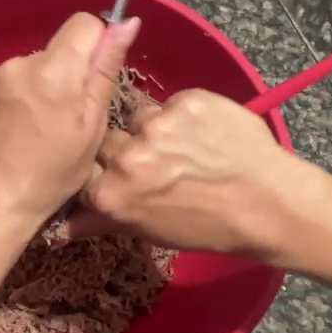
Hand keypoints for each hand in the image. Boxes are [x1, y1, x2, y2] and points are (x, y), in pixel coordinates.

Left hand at [0, 12, 140, 234]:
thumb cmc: (51, 174)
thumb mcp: (91, 126)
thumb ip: (105, 70)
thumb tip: (126, 23)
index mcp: (54, 71)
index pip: (85, 23)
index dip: (99, 44)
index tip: (97, 78)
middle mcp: (21, 63)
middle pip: (62, 46)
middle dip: (73, 71)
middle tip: (73, 117)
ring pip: (40, 63)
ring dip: (49, 84)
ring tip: (46, 127)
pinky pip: (18, 77)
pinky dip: (28, 94)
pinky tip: (25, 127)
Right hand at [67, 88, 320, 263]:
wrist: (271, 205)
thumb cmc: (210, 227)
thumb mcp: (148, 231)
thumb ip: (102, 222)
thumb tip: (61, 229)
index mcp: (111, 193)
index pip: (84, 169)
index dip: (101, 171)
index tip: (117, 176)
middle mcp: (127, 156)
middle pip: (108, 139)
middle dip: (126, 149)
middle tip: (156, 164)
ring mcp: (158, 124)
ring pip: (140, 118)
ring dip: (155, 130)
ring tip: (186, 149)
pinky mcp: (188, 100)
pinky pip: (172, 103)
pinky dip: (186, 116)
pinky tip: (207, 135)